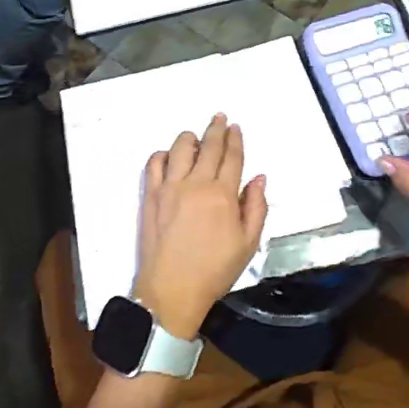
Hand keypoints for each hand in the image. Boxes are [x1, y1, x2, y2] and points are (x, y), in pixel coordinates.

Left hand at [132, 113, 267, 338]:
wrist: (172, 290)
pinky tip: (169, 157)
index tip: (236, 127)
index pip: (232, 157)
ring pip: (179, 149)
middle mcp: (196, 183)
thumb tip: (258, 177)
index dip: (235, 139)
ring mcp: (169, 188)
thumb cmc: (215, 270)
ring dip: (190, 138)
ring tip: (195, 137)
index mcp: (223, 194)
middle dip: (216, 129)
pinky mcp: (150, 196)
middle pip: (208, 146)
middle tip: (219, 117)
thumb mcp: (248, 243)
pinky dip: (163, 155)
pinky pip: (154, 164)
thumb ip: (256, 207)